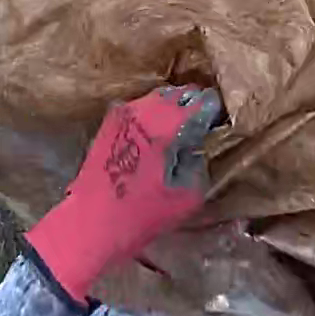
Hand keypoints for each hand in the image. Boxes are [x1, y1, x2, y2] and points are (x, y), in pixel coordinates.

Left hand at [24, 85, 223, 305]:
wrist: (90, 221)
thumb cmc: (140, 215)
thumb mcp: (185, 196)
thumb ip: (198, 163)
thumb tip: (200, 145)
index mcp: (164, 125)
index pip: (200, 101)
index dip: (215, 108)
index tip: (224, 117)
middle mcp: (143, 109)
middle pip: (178, 94)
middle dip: (194, 103)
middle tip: (207, 121)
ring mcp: (123, 112)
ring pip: (157, 97)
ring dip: (173, 106)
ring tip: (185, 126)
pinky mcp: (110, 120)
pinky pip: (140, 106)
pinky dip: (154, 112)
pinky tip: (160, 131)